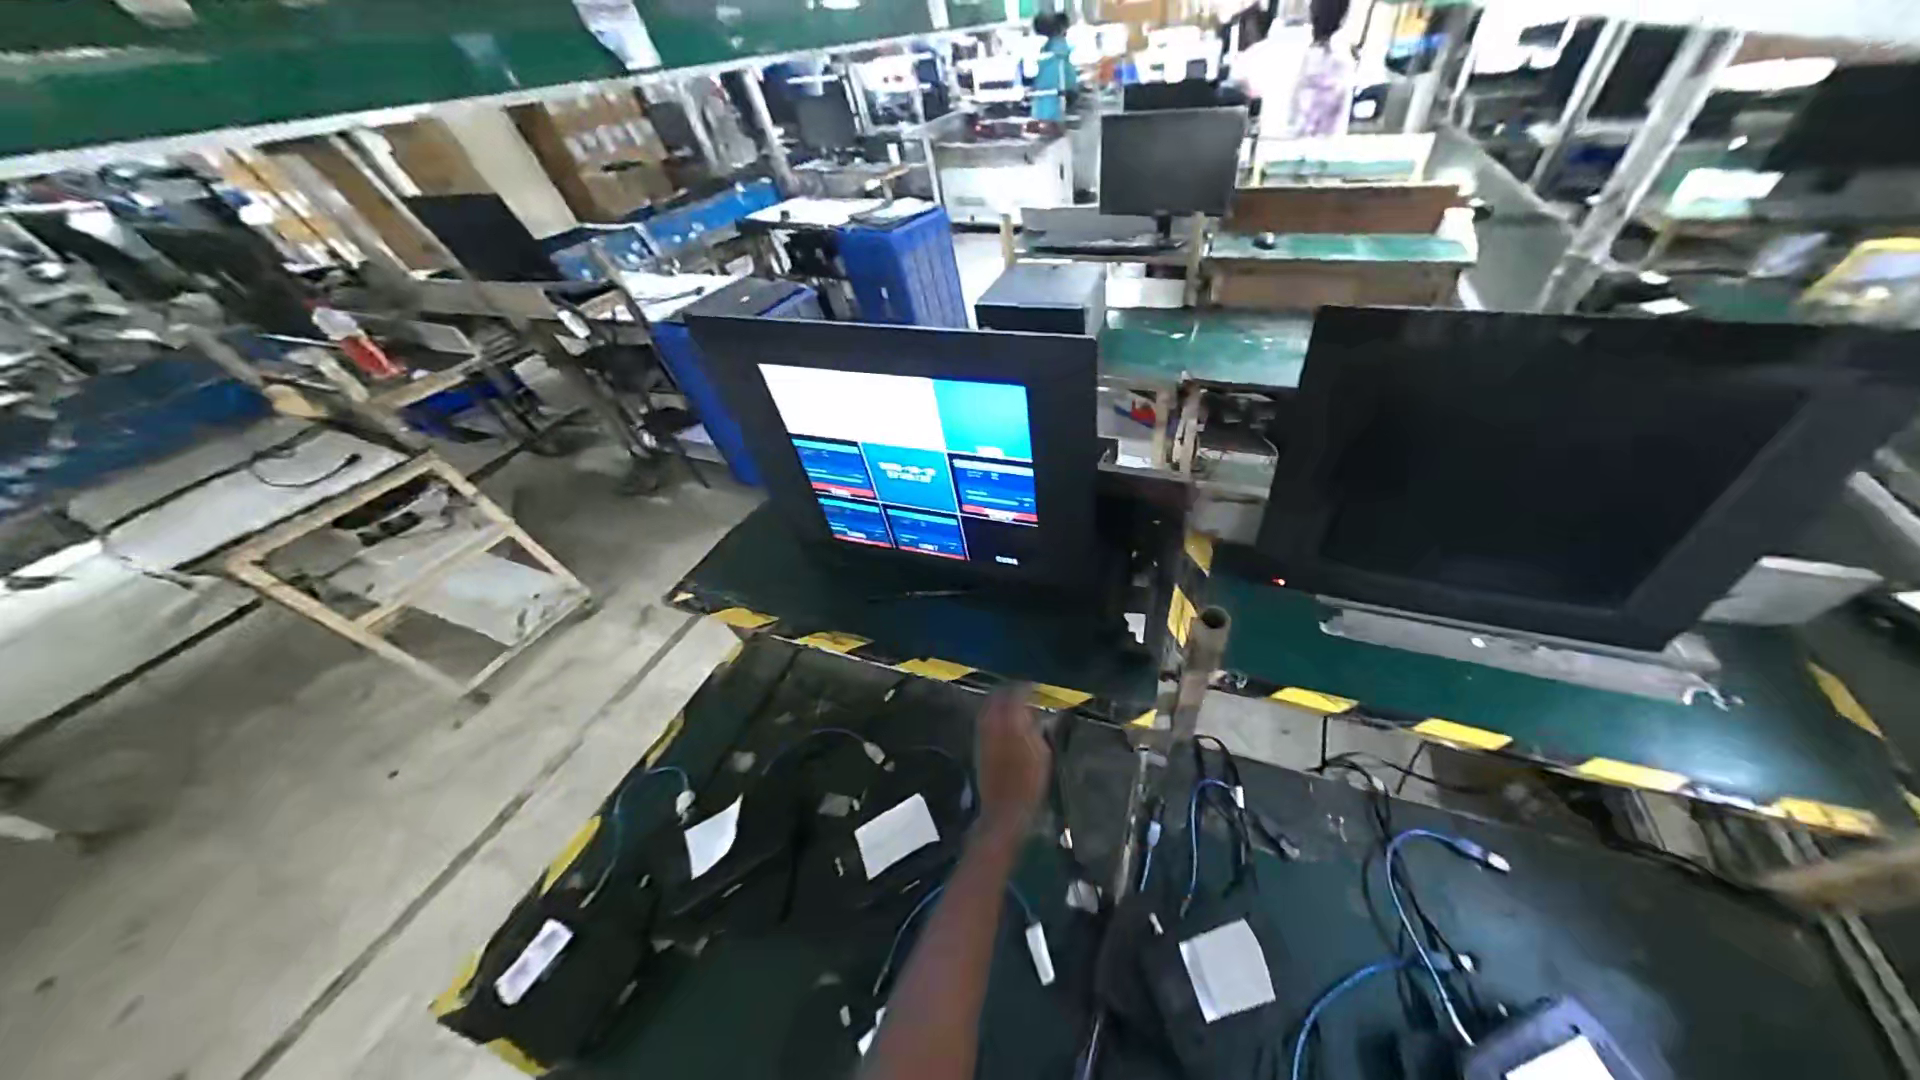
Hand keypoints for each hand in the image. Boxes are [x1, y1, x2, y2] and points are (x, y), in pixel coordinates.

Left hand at [973, 685, 1050, 845]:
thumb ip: (1041, 728)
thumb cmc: (1031, 784)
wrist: (1004, 810)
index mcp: (1013, 723)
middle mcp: (994, 723)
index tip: (1036, 685)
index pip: (1017, 693)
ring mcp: (983, 732)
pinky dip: (993, 711)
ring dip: (1000, 699)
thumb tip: (1040, 712)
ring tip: (1014, 701)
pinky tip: (1004, 718)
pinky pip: (984, 718)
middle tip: (1024, 690)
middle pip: (999, 695)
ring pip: (989, 705)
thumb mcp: (1045, 754)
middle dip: (1011, 689)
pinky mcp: (978, 742)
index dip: (1027, 687)